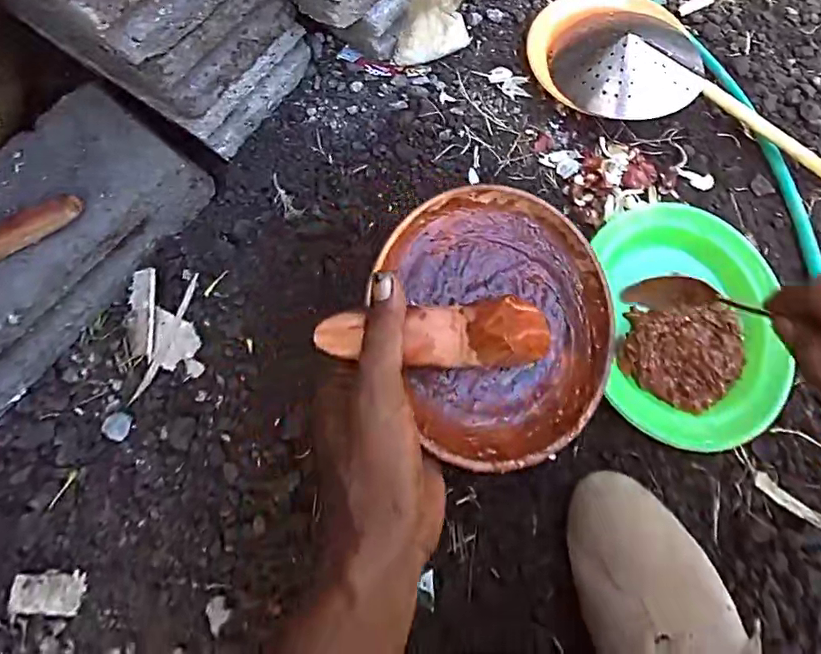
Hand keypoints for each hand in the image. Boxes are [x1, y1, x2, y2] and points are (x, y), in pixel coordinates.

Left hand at [282, 272, 443, 652]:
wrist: (390, 541)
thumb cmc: (371, 467)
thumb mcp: (375, 392)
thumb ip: (382, 336)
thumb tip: (383, 280)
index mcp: (339, 380)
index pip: (364, 326)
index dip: (390, 303)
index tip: (423, 280)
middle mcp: (363, 392)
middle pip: (396, 346)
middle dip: (424, 326)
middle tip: (460, 299)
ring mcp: (393, 414)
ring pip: (419, 370)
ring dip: (442, 351)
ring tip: (476, 321)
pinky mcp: (419, 433)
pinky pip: (436, 395)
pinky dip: (454, 379)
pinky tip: (480, 362)